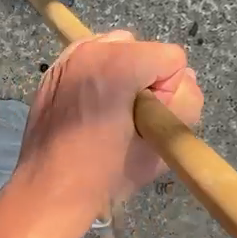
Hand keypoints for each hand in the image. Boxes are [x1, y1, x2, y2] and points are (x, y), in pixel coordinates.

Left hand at [8, 31, 202, 223]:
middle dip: (145, 78)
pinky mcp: (52, 72)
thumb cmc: (107, 171)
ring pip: (115, 49)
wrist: (50, 188)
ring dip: (122, 74)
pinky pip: (90, 60)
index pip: (172, 58)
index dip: (170, 91)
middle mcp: (88, 50)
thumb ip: (186, 103)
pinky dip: (98, 76)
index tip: (149, 119)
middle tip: (131, 117)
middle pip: (142, 49)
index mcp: (117, 63)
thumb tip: (184, 80)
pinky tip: (92, 107)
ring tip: (111, 113)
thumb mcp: (164, 141)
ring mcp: (65, 59)